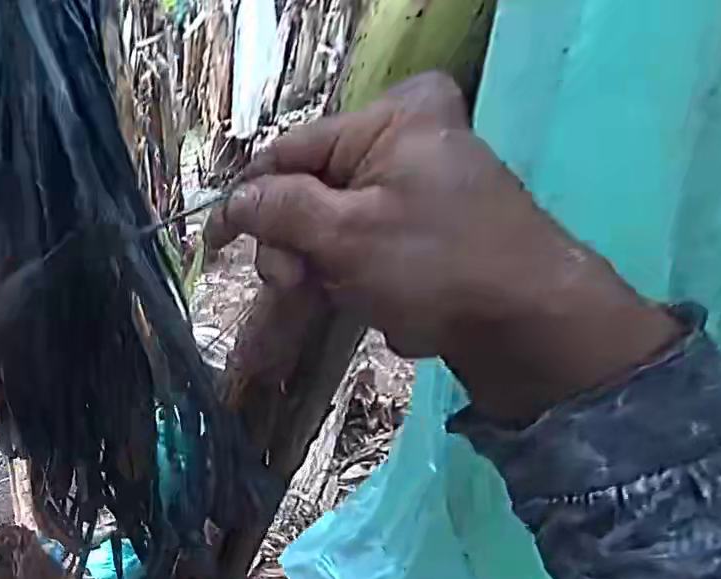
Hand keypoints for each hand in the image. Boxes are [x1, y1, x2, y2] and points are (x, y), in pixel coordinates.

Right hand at [205, 73, 680, 421]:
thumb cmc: (431, 262)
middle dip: (283, 244)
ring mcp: (391, 191)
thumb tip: (232, 200)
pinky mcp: (392, 231)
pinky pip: (334, 248)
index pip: (289, 152)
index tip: (212, 244)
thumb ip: (281, 210)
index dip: (246, 199)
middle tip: (291, 283)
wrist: (508, 316)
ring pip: (310, 228)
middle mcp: (389, 146)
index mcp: (387, 121)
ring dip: (298, 268)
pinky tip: (315, 299)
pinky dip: (318, 277)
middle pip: (297, 193)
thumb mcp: (347, 232)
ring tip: (306, 297)